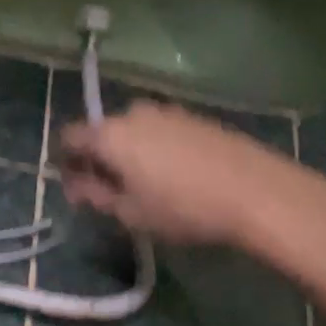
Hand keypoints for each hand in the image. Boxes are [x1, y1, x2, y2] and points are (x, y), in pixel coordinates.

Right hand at [57, 100, 319, 246]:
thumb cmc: (184, 207)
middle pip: (102, 132)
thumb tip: (75, 185)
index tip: (77, 189)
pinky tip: (177, 177)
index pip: (68, 137)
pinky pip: (162, 132)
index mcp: (109, 134)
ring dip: (130, 154)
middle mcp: (132, 113)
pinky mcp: (196, 118)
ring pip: (134, 132)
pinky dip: (157, 150)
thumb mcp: (131, 213)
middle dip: (100, 159)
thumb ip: (95, 195)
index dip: (65, 162)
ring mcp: (167, 112)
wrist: (259, 193)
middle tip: (112, 192)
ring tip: (148, 186)